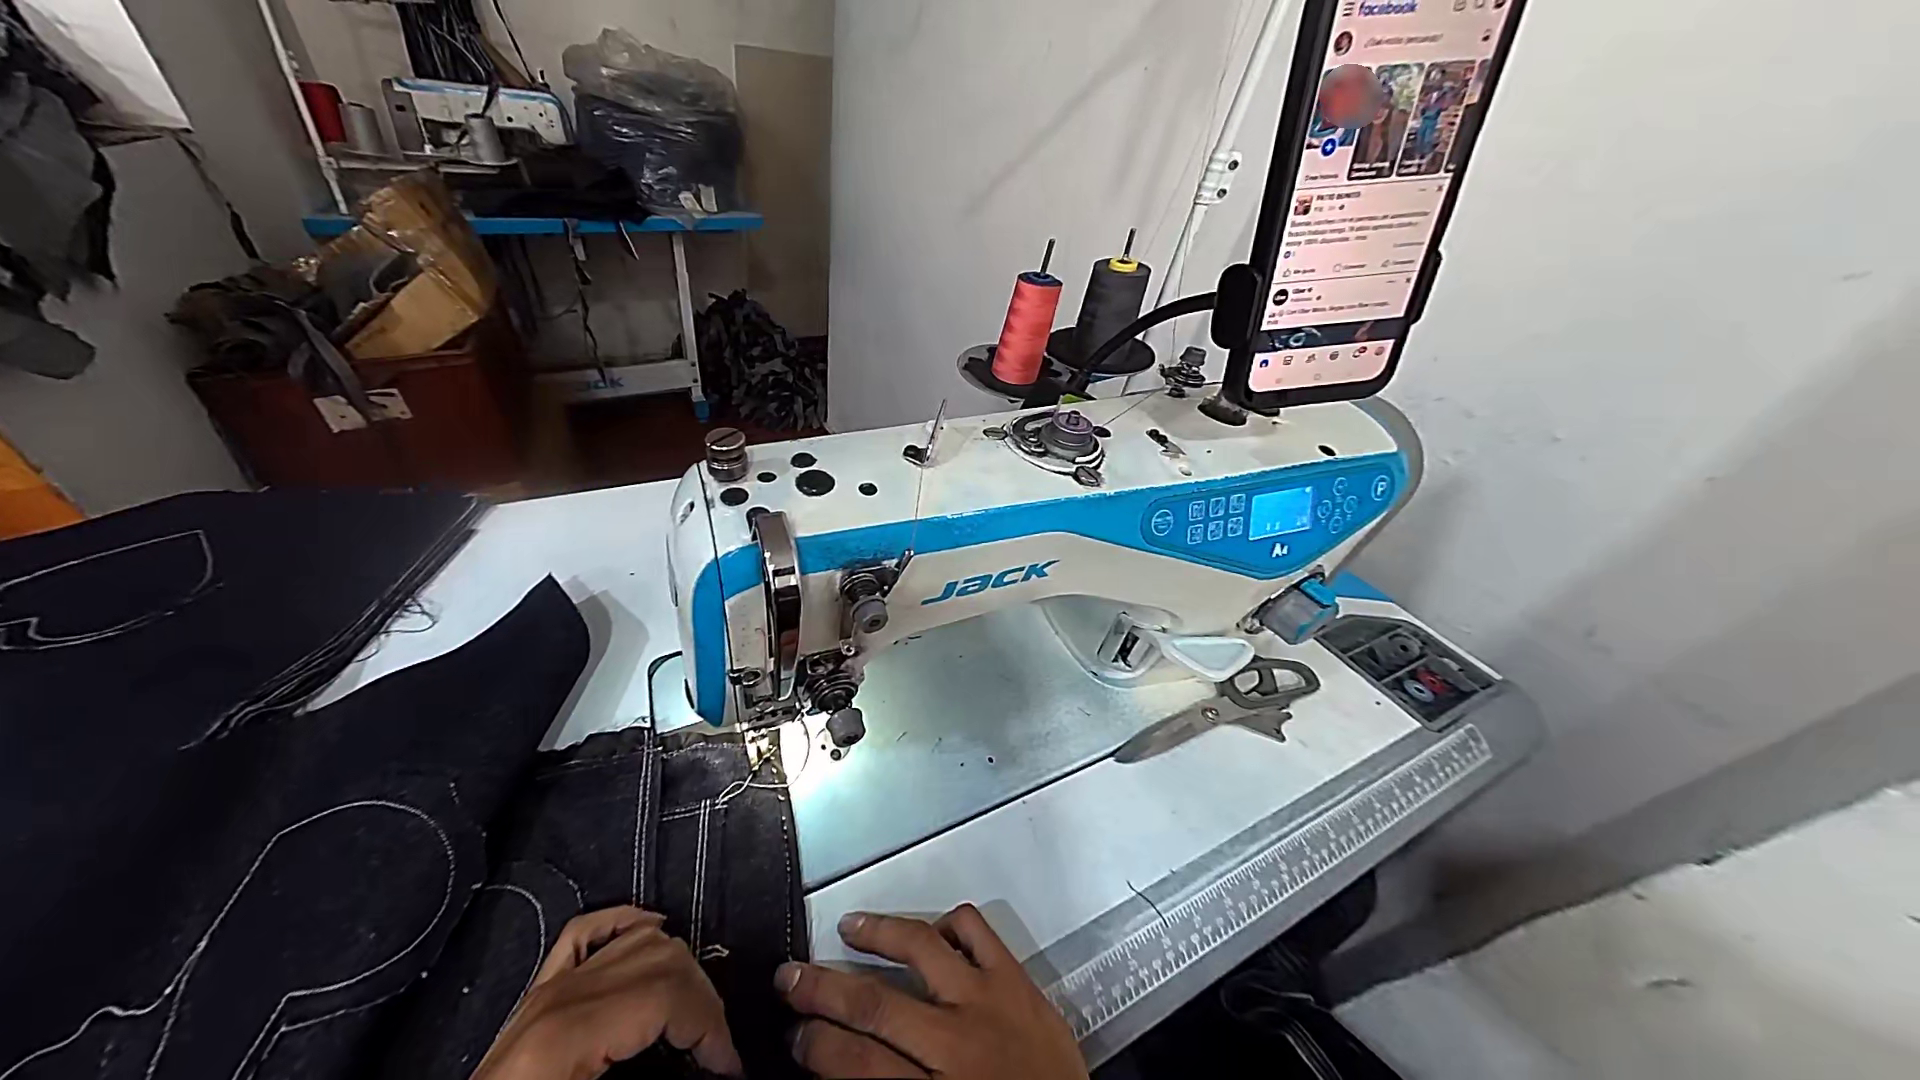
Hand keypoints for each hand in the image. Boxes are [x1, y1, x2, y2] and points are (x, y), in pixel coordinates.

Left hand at [473, 906, 741, 1079]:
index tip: (731, 1068)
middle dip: (704, 1000)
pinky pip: (588, 933)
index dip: (711, 1026)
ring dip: (680, 967)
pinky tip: (656, 926)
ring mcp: (549, 987)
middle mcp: (563, 994)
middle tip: (718, 1048)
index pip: (667, 995)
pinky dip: (628, 920)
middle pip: (662, 960)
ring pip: (638, 940)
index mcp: (570, 1031)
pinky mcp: (539, 992)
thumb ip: (653, 1079)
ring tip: (698, 1012)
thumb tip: (715, 1070)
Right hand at [776, 904, 1087, 1079]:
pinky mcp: (1018, 979)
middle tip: (790, 976)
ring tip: (851, 925)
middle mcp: (958, 1043)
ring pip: (922, 949)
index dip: (818, 1044)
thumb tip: (841, 1062)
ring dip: (879, 934)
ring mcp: (990, 1001)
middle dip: (823, 989)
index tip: (795, 1032)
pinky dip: (948, 923)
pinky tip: (931, 930)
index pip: (858, 1064)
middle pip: (876, 1004)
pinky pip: (977, 930)